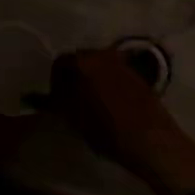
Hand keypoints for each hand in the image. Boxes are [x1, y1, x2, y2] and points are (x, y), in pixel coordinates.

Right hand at [49, 50, 194, 194]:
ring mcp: (122, 62)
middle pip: (80, 61)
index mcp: (82, 62)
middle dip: (73, 77)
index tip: (56, 99)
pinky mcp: (138, 73)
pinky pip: (115, 72)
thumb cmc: (105, 129)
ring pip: (99, 66)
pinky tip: (110, 103)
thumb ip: (56, 103)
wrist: (149, 139)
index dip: (55, 81)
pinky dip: (108, 83)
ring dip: (91, 79)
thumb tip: (45, 97)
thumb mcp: (73, 118)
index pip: (60, 63)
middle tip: (71, 99)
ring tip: (91, 102)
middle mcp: (102, 54)